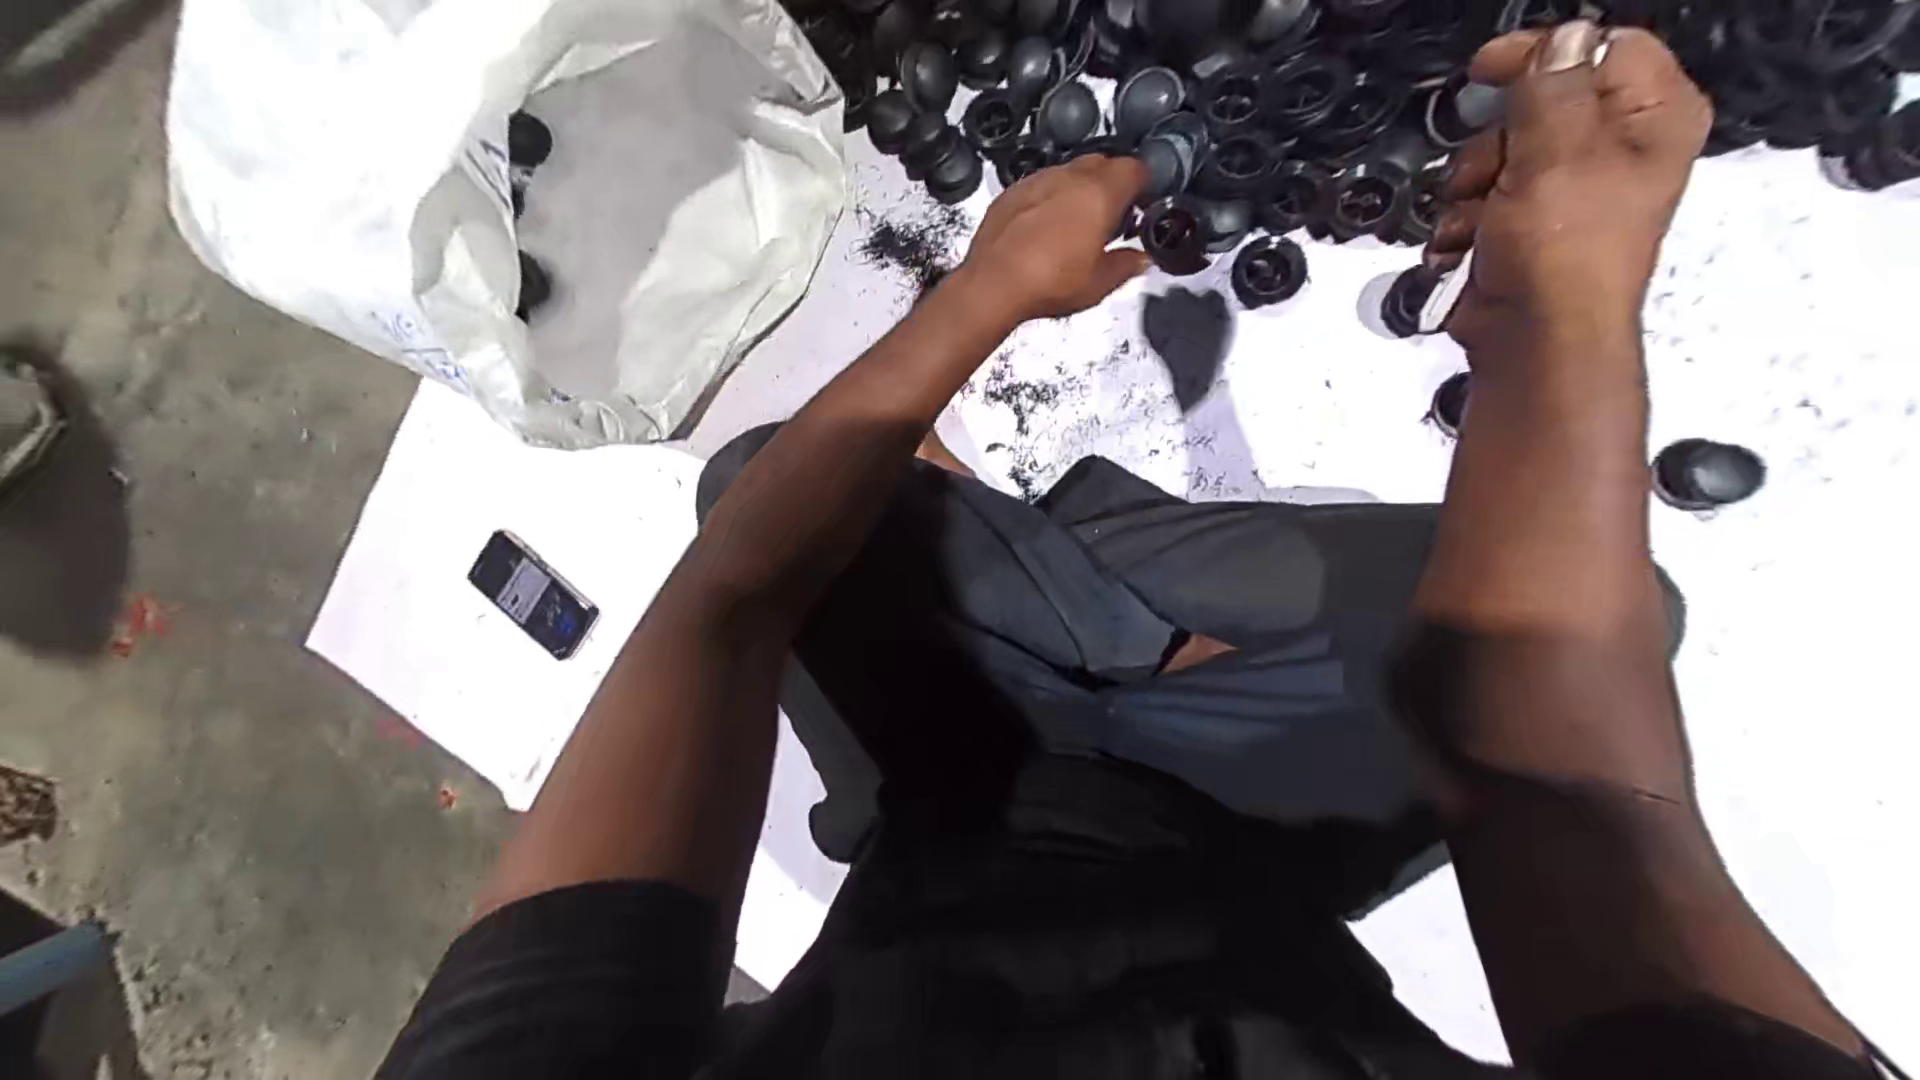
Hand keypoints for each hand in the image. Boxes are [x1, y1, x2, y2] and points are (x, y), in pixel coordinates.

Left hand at [956, 154, 1151, 322]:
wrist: (994, 284)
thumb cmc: (1048, 283)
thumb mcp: (1098, 284)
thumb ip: (1125, 266)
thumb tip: (1139, 259)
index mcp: (1100, 193)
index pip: (1135, 169)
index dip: (1143, 185)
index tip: (1141, 204)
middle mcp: (1070, 177)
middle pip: (1102, 165)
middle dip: (1111, 186)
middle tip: (1110, 218)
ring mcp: (1038, 181)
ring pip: (1068, 173)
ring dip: (1078, 191)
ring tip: (1075, 227)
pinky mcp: (1011, 193)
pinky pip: (1039, 187)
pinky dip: (1048, 200)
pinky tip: (1044, 230)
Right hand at [1427, 21, 1711, 360]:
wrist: (1530, 337)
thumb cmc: (1562, 256)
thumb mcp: (1559, 157)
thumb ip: (1554, 91)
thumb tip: (1560, 39)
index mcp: (1647, 120)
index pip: (1596, 53)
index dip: (1540, 56)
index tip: (1486, 68)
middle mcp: (1605, 155)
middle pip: (1528, 116)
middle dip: (1489, 150)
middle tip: (1488, 179)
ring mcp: (1556, 198)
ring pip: (1489, 167)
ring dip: (1466, 197)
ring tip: (1478, 226)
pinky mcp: (1515, 234)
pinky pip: (1472, 211)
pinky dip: (1458, 229)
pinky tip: (1467, 248)